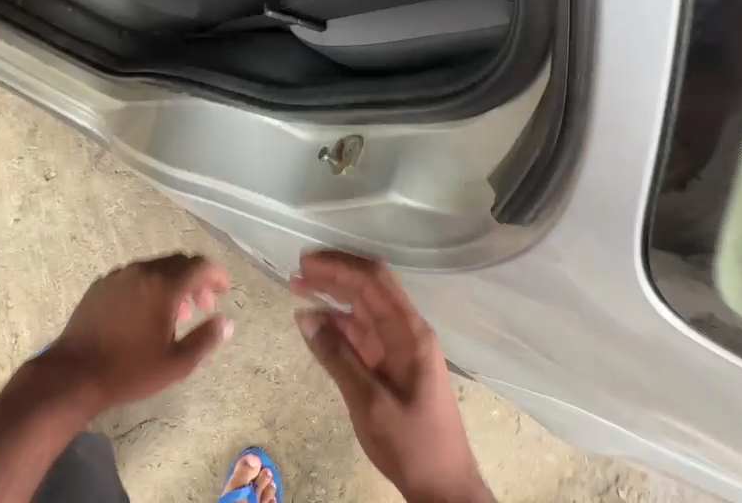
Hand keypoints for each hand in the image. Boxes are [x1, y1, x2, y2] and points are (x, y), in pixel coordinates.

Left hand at [40, 253, 232, 416]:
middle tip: (203, 305)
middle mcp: (141, 271)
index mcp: (163, 285)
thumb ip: (205, 339)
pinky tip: (145, 313)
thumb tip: (226, 323)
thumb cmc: (130, 370)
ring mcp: (118, 276)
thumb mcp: (176, 363)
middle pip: (177, 262)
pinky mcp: (101, 285)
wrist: (75, 373)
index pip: (198, 265)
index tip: (224, 290)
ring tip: (176, 313)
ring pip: (154, 268)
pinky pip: (134, 277)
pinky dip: (149, 286)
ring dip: (172, 283)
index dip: (216, 274)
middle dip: (195, 279)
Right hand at [293, 251, 493, 502]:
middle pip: (368, 289)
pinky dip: (337, 323)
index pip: (374, 281)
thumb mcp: (370, 403)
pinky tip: (315, 323)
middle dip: (333, 274)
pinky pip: (361, 333)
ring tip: (298, 287)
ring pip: (362, 309)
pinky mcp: (391, 365)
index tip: (307, 262)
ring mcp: (399, 348)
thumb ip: (337, 357)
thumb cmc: (412, 444)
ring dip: (332, 296)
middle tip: (297, 271)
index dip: (340, 265)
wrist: (444, 488)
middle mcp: (406, 332)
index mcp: (410, 333)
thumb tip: (305, 315)